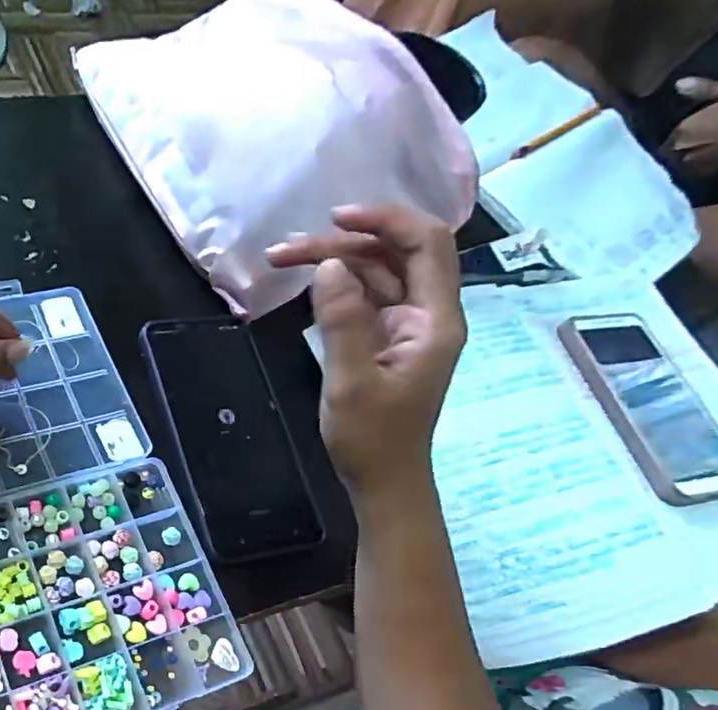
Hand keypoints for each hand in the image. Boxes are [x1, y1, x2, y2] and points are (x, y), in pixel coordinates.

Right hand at [265, 204, 464, 500]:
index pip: (425, 243)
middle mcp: (426, 316)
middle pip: (393, 255)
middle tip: (285, 251)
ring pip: (376, 276)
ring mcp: (406, 329)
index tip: (334, 218)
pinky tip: (307, 289)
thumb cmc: (372, 440)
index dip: (384, 220)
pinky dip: (337, 289)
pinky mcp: (386, 343)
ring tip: (283, 261)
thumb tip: (328, 266)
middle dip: (343, 243)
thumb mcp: (351, 382)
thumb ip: (342, 322)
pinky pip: (365, 301)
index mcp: (434, 321)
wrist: (384, 482)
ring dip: (334, 264)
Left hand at [665, 77, 717, 175]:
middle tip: (699, 137)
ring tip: (705, 146)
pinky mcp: (708, 176)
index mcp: (684, 130)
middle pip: (670, 153)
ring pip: (680, 163)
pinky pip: (695, 171)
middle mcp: (681, 152)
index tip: (693, 126)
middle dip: (679, 147)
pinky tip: (714, 155)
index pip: (670, 134)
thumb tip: (678, 84)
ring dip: (687, 157)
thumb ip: (704, 90)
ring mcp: (693, 167)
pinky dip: (700, 163)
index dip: (681, 131)